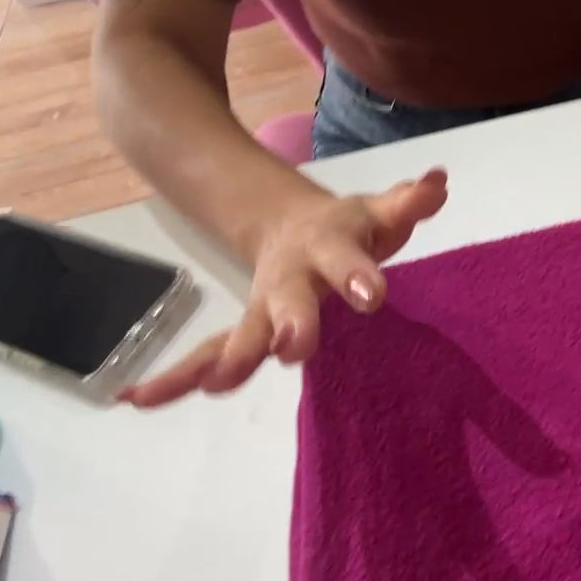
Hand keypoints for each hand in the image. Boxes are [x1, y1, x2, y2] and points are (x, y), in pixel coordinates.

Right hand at [121, 168, 448, 405]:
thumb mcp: (377, 212)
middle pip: (288, 298)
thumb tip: (439, 181)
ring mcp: (264, 302)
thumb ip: (408, 203)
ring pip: (245, 329)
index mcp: (328, 245)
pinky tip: (140, 400)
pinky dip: (177, 375)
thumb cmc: (346, 228)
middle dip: (291, 322)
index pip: (346, 258)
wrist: (286, 221)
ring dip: (231, 356)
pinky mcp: (246, 327)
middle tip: (293, 348)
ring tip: (215, 384)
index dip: (359, 275)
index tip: (373, 297)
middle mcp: (291, 275)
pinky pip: (208, 350)